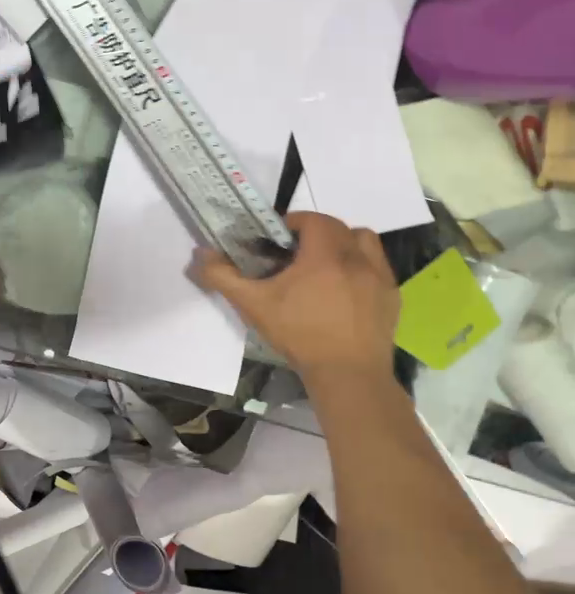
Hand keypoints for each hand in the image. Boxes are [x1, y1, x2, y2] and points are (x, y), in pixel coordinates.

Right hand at [192, 212, 400, 388]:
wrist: (348, 373)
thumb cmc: (298, 333)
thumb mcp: (250, 303)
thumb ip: (221, 274)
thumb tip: (202, 253)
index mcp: (325, 258)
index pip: (316, 220)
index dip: (293, 221)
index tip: (274, 237)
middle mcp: (359, 262)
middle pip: (342, 228)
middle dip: (316, 231)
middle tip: (293, 250)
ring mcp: (381, 280)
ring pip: (366, 243)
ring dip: (343, 244)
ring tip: (321, 264)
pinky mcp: (392, 298)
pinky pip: (378, 266)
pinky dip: (358, 265)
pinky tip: (339, 287)